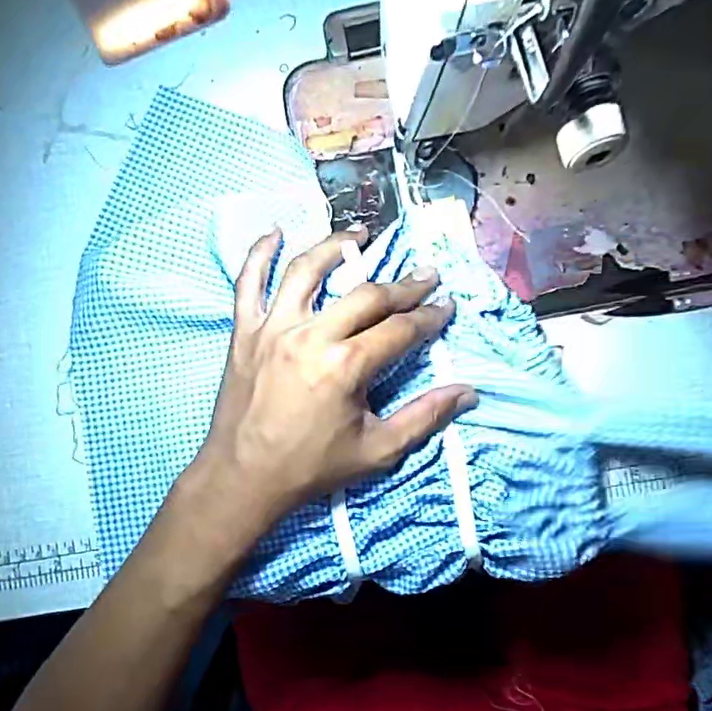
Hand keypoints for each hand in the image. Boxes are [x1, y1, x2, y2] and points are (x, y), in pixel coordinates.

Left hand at [185, 228, 475, 525]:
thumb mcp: (378, 450)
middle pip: (365, 296)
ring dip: (336, 246)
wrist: (244, 478)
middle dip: (402, 285)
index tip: (446, 306)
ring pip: (306, 271)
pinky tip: (274, 232)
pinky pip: (248, 283)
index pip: (399, 329)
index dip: (429, 316)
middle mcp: (310, 337)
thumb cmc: (313, 467)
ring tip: (361, 234)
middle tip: (426, 274)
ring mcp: (272, 329)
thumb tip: (467, 393)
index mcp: (345, 366)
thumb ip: (424, 417)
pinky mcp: (244, 333)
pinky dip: (259, 254)